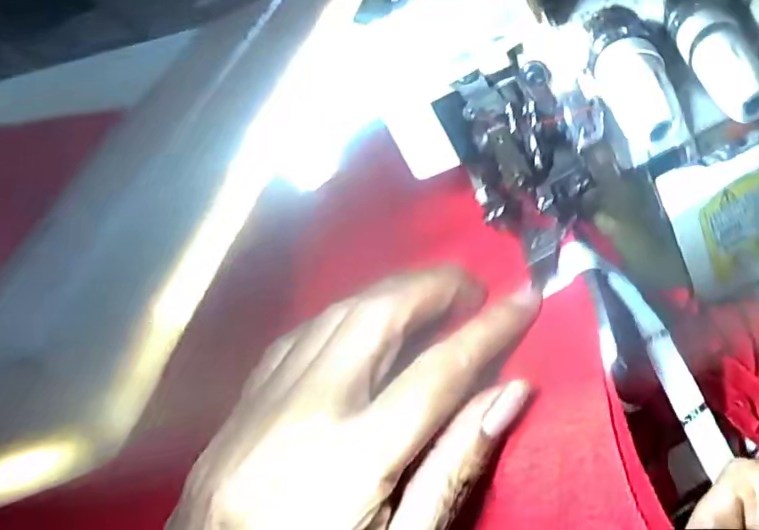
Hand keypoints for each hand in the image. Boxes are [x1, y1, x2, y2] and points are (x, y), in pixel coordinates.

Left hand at [169, 267, 539, 529]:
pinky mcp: (230, 420)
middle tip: (475, 290)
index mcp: (344, 470)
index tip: (528, 298)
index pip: (436, 374)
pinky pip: (297, 338)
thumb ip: (454, 468)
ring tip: (433, 298)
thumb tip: (513, 389)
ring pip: (335, 314)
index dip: (490, 330)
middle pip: (378, 317)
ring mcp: (254, 415)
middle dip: (436, 287)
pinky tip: (367, 324)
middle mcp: (297, 422)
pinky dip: (344, 316)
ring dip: (392, 292)